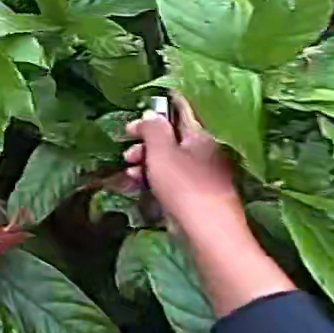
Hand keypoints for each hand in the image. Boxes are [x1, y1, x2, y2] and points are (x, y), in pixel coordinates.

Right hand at [124, 96, 248, 246]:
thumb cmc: (183, 185)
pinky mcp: (194, 187)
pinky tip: (138, 182)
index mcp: (201, 135)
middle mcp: (205, 148)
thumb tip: (151, 113)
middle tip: (127, 142)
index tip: (141, 108)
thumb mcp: (161, 151)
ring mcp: (201, 169)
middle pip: (170, 133)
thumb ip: (153, 129)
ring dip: (144, 158)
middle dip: (144, 137)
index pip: (183, 108)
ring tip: (130, 168)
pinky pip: (169, 172)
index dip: (161, 105)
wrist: (206, 228)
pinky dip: (152, 174)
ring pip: (167, 154)